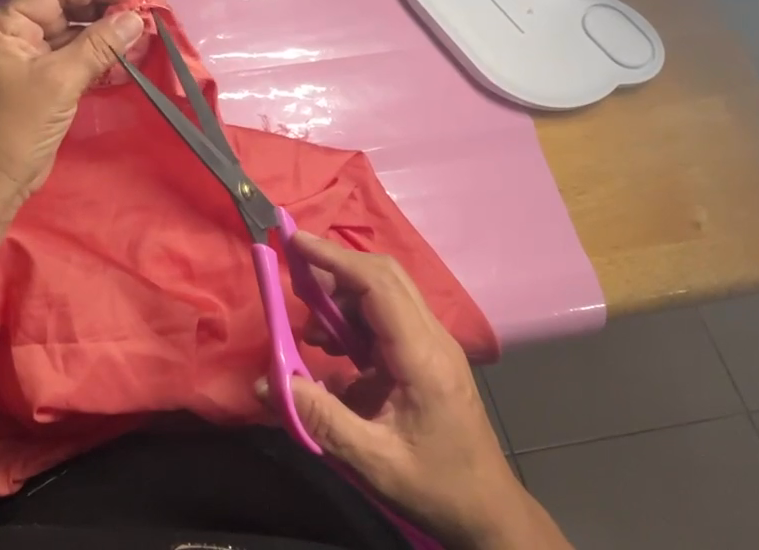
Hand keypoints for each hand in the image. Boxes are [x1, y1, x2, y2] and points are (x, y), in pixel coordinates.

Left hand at [0, 0, 144, 208]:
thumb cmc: (19, 125)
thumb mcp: (61, 81)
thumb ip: (98, 45)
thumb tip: (135, 18)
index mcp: (4, 26)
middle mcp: (12, 35)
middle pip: (64, 8)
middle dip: (103, 8)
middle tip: (144, 7)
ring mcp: (26, 59)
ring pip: (71, 33)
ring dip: (104, 32)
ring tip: (143, 29)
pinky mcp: (40, 81)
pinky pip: (72, 57)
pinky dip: (97, 55)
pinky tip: (127, 54)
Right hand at [271, 234, 569, 549]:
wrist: (490, 515)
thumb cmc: (437, 488)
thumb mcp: (374, 462)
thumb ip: (320, 418)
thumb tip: (267, 382)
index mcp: (424, 358)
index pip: (378, 285)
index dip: (334, 258)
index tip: (293, 242)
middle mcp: (433, 340)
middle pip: (384, 276)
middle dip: (334, 268)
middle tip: (294, 281)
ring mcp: (434, 346)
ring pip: (384, 292)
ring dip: (341, 298)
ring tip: (310, 332)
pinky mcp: (427, 356)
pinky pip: (385, 317)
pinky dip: (352, 318)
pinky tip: (332, 349)